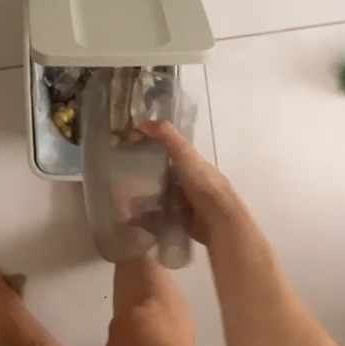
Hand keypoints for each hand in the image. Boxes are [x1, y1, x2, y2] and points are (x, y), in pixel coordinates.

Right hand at [140, 119, 249, 246]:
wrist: (219, 221)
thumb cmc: (203, 184)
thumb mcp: (185, 155)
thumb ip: (167, 137)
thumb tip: (142, 121)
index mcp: (195, 165)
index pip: (173, 153)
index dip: (155, 149)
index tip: (133, 149)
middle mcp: (193, 183)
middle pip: (166, 177)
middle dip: (147, 178)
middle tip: (125, 179)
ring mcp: (189, 205)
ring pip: (163, 199)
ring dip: (146, 201)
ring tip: (128, 203)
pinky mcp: (184, 224)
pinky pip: (162, 219)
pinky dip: (149, 220)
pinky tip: (135, 220)